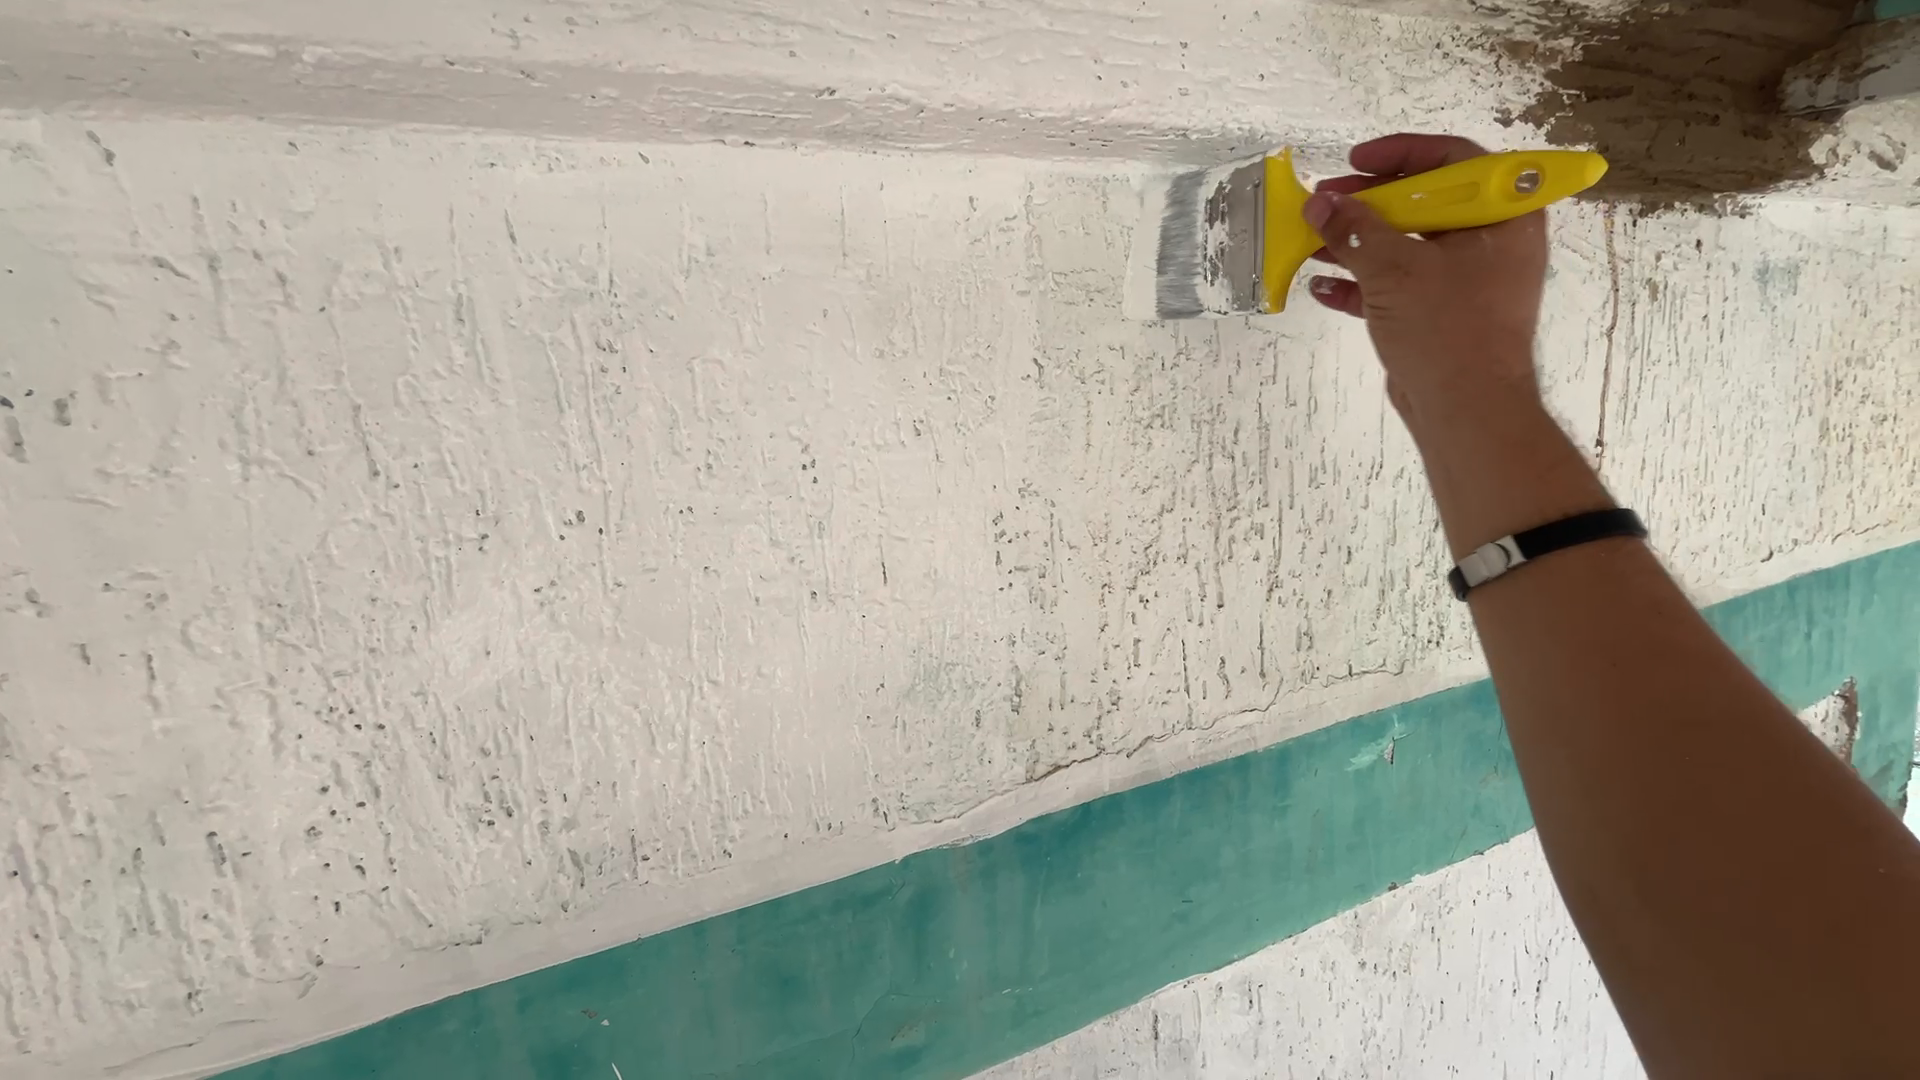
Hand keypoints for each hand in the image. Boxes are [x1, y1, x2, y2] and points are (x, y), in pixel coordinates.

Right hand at [1302, 134, 1548, 439]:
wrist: (1465, 408)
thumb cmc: (1447, 328)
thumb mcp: (1396, 270)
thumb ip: (1355, 231)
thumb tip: (1318, 202)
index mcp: (1501, 214)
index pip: (1454, 160)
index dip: (1401, 154)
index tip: (1354, 160)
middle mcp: (1486, 241)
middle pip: (1422, 203)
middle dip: (1367, 203)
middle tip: (1323, 202)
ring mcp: (1460, 280)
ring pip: (1402, 246)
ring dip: (1354, 244)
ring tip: (1310, 243)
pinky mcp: (1434, 313)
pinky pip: (1393, 286)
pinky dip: (1358, 284)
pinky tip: (1322, 286)